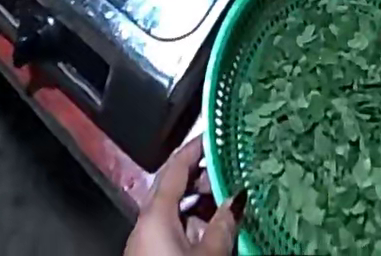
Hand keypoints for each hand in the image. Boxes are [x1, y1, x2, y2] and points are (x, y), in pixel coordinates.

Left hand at [124, 135, 242, 255]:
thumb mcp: (209, 255)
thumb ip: (223, 224)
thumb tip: (236, 199)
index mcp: (155, 210)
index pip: (176, 165)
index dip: (196, 147)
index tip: (213, 136)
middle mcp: (145, 219)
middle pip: (173, 184)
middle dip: (200, 175)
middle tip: (226, 169)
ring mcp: (144, 239)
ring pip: (173, 208)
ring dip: (198, 202)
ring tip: (224, 202)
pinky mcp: (148, 255)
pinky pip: (170, 228)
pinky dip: (190, 222)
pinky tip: (210, 231)